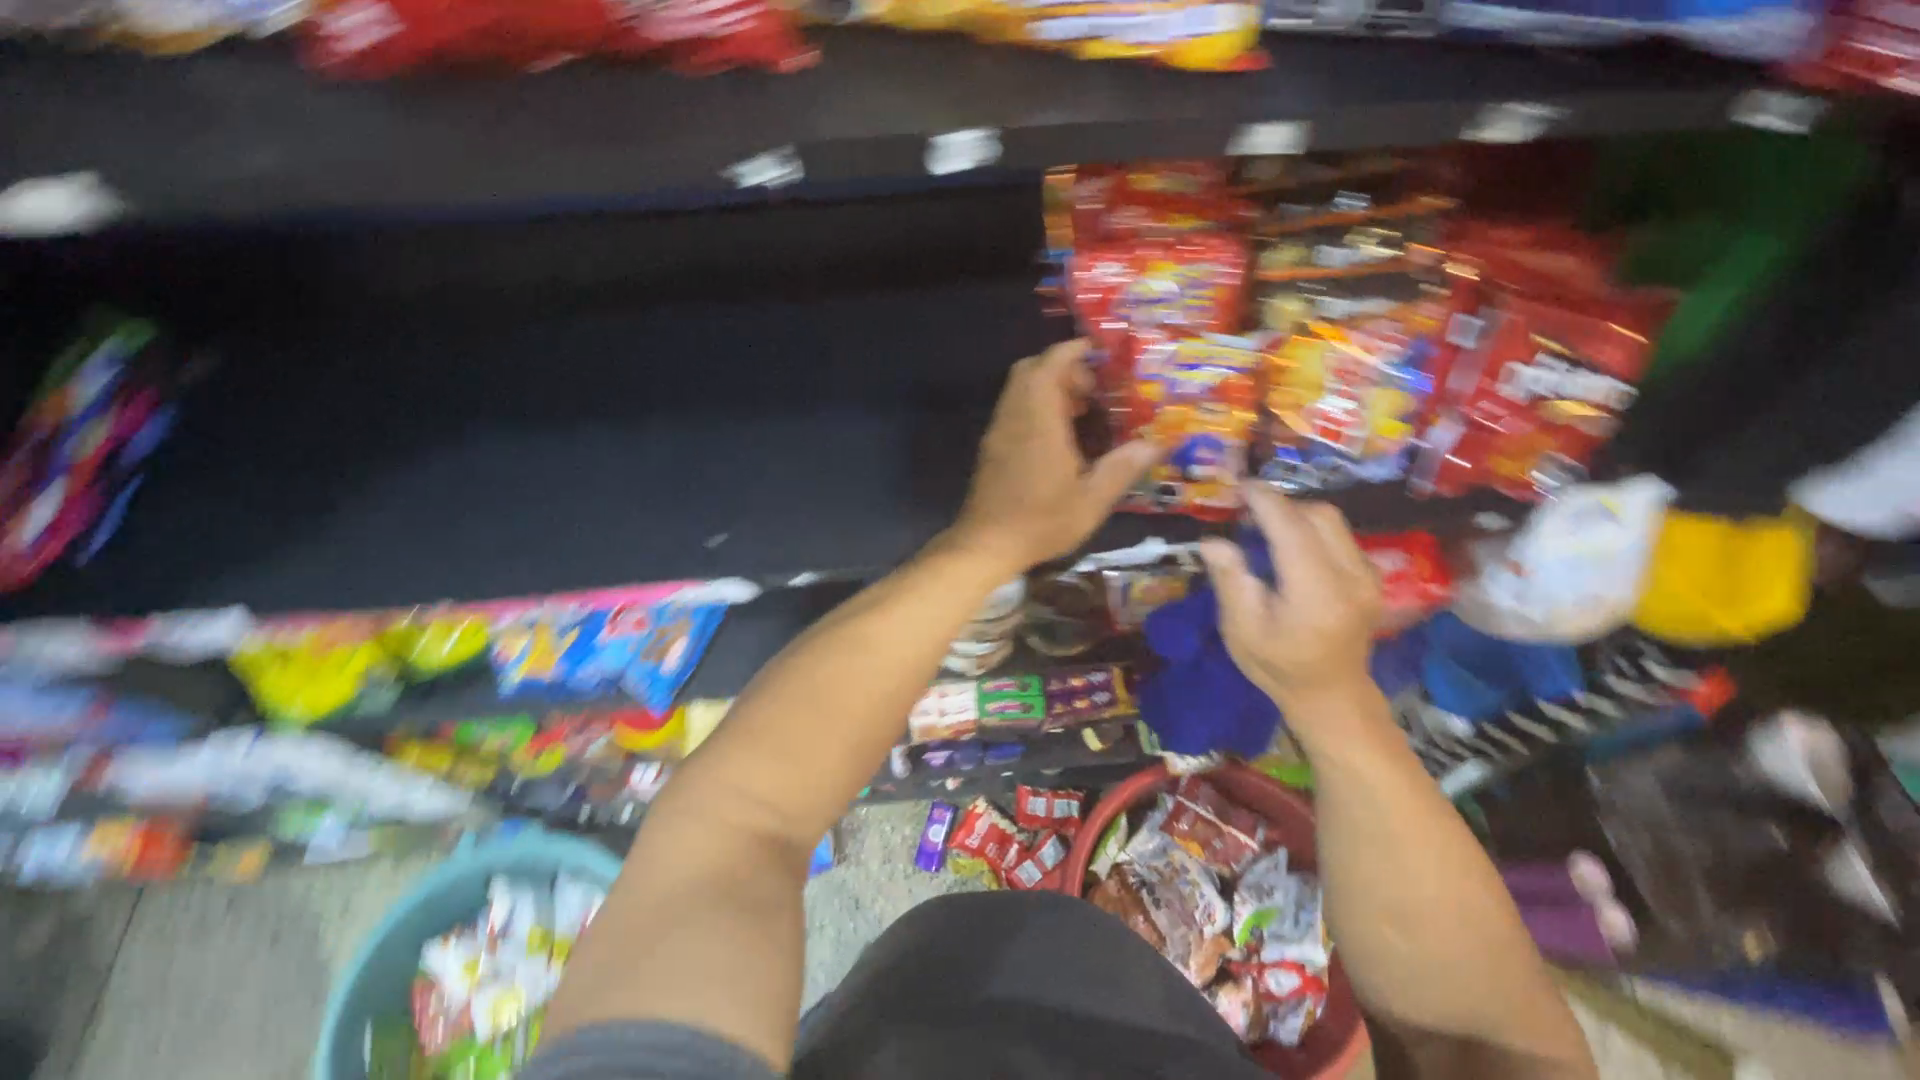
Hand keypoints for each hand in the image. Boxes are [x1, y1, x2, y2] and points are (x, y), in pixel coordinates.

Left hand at [952, 340, 1160, 572]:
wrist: (985, 546)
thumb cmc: (1040, 522)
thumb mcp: (1091, 500)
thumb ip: (1122, 467)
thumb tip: (1157, 443)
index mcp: (1038, 420)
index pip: (1050, 364)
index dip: (1075, 351)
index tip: (1102, 355)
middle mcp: (1014, 416)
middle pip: (1032, 370)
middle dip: (1064, 369)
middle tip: (1094, 390)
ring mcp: (999, 431)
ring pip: (1020, 389)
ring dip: (1049, 389)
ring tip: (1082, 413)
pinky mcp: (992, 447)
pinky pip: (1014, 409)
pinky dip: (1037, 407)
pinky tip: (1060, 438)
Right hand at [1198, 484, 1383, 718]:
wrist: (1332, 696)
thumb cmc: (1278, 668)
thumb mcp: (1242, 631)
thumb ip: (1231, 582)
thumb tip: (1213, 541)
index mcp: (1316, 594)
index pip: (1292, 529)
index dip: (1264, 501)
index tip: (1238, 487)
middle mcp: (1351, 578)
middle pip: (1318, 515)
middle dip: (1281, 505)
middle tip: (1247, 512)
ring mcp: (1368, 576)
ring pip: (1333, 521)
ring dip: (1297, 516)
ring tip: (1266, 528)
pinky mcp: (1372, 577)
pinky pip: (1341, 537)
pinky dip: (1312, 531)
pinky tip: (1290, 549)